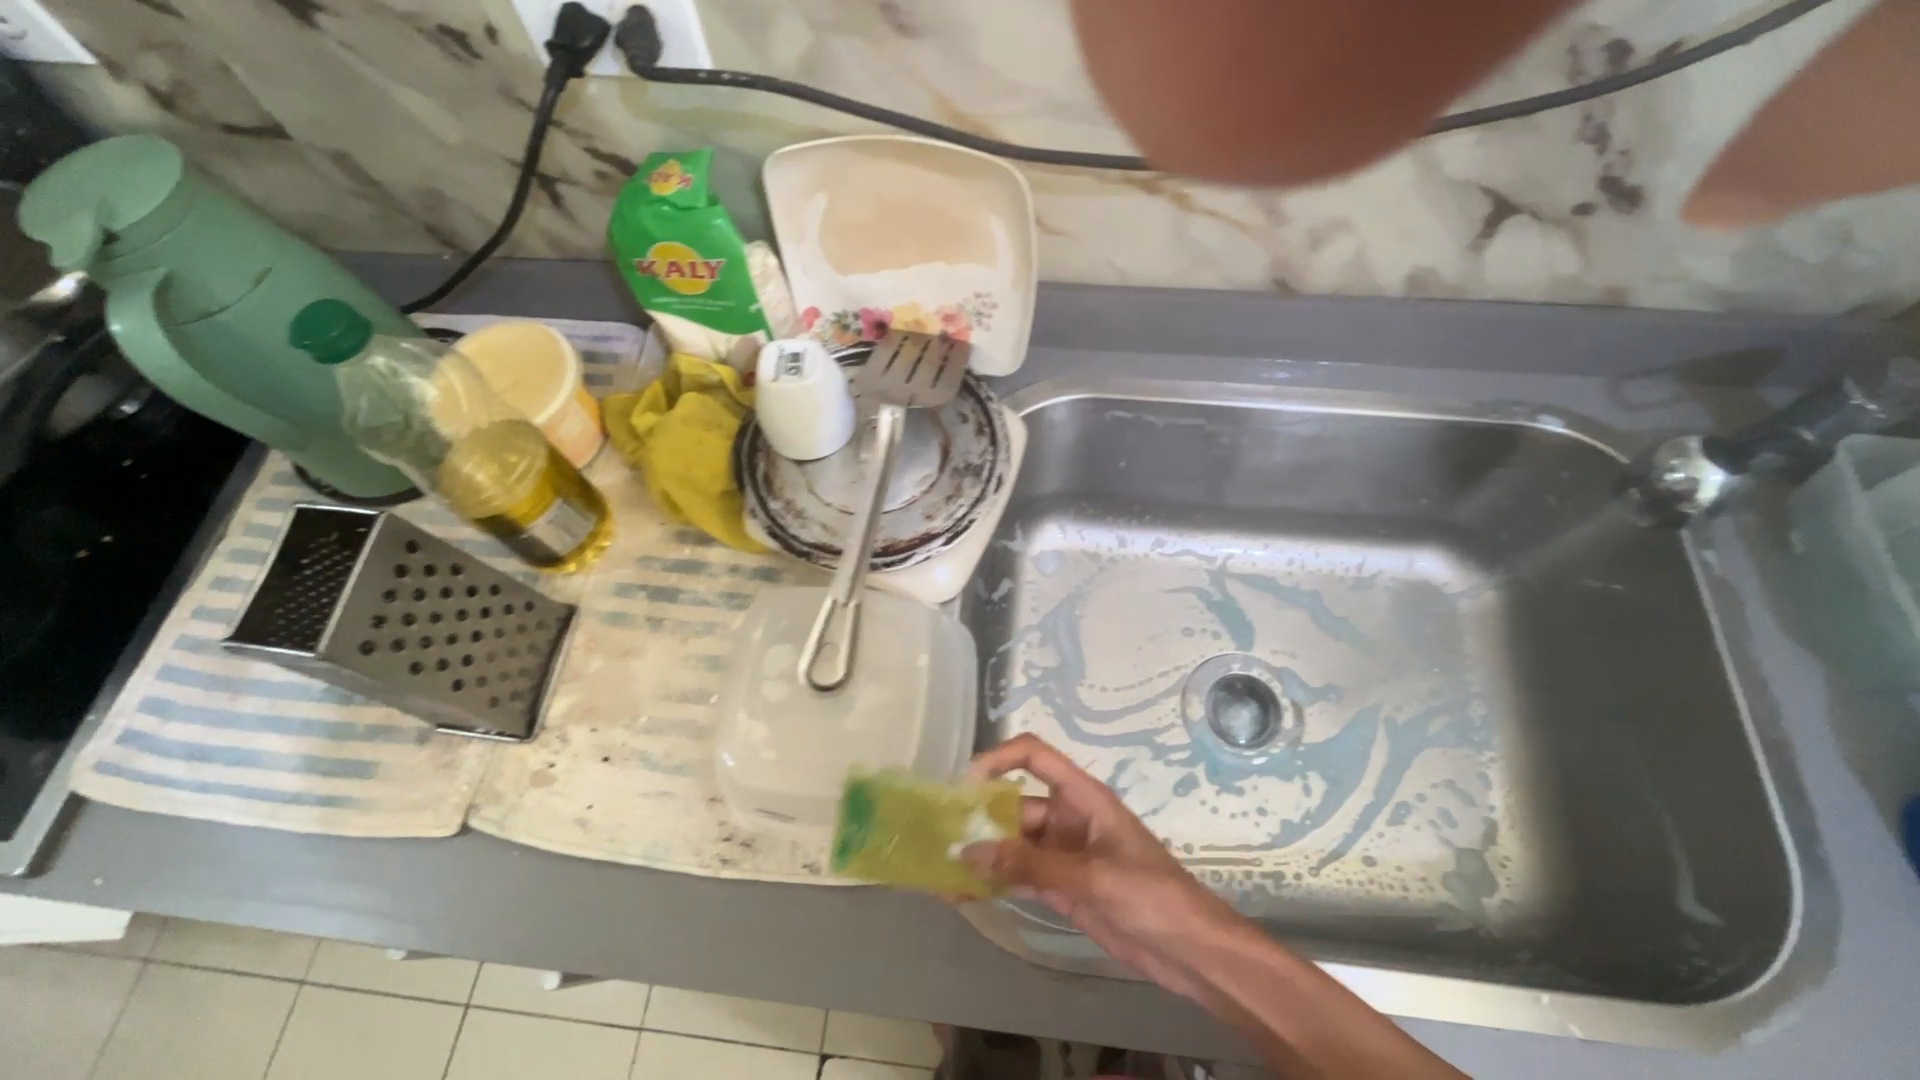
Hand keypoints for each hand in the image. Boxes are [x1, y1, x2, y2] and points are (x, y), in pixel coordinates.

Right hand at [959, 734, 1247, 1000]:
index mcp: (1085, 798)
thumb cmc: (1153, 897)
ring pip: (1013, 844)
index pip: (1036, 758)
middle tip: (937, 836)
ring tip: (938, 868)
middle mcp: (1070, 819)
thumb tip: (969, 850)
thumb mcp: (1092, 877)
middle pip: (1016, 805)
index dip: (1000, 760)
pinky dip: (993, 881)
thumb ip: (1031, 864)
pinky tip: (962, 891)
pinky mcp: (1062, 888)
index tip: (966, 784)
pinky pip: (1020, 876)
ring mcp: (1064, 855)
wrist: (1192, 951)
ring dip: (981, 854)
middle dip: (979, 818)